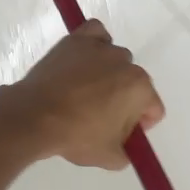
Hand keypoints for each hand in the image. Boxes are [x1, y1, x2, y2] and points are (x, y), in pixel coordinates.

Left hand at [0, 20, 163, 169]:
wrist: (37, 114)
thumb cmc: (77, 135)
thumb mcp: (112, 157)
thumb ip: (128, 148)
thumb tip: (124, 140)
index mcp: (139, 88)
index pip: (152, 108)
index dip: (140, 124)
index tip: (122, 133)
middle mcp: (123, 61)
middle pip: (133, 81)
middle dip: (124, 98)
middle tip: (102, 114)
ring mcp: (98, 46)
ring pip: (115, 58)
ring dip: (108, 71)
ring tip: (88, 88)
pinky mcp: (75, 39)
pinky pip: (95, 32)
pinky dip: (95, 42)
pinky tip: (86, 58)